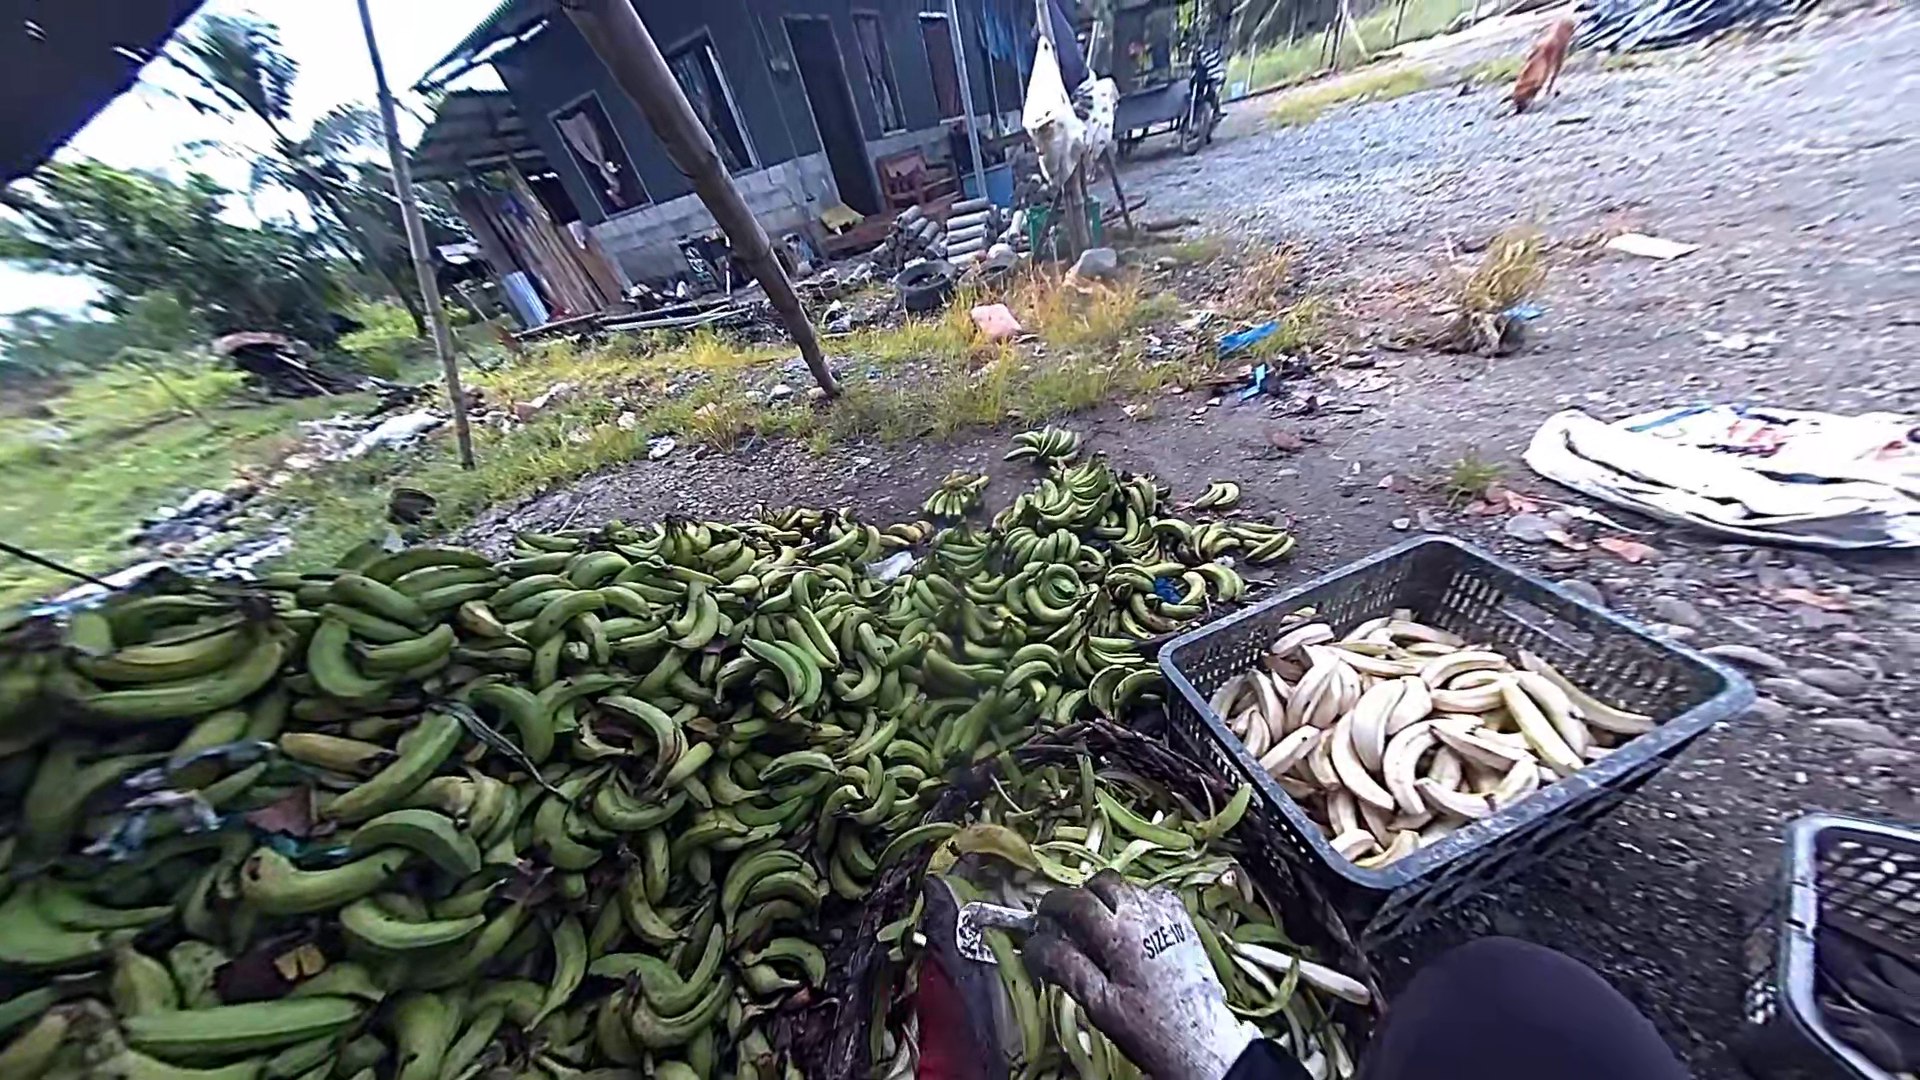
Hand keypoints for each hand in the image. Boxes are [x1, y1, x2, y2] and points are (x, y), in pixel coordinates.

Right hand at [1022, 870, 1257, 1079]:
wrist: (1206, 1045)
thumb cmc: (1151, 1030)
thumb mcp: (1101, 1005)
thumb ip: (1067, 967)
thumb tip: (1037, 943)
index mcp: (1117, 931)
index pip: (1074, 901)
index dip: (1052, 906)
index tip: (1042, 919)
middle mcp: (1140, 910)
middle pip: (1100, 882)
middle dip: (1081, 897)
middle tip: (1071, 923)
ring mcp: (1164, 910)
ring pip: (1125, 886)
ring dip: (1107, 899)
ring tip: (1102, 928)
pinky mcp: (1181, 917)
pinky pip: (1150, 893)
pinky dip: (1135, 902)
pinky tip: (1133, 928)